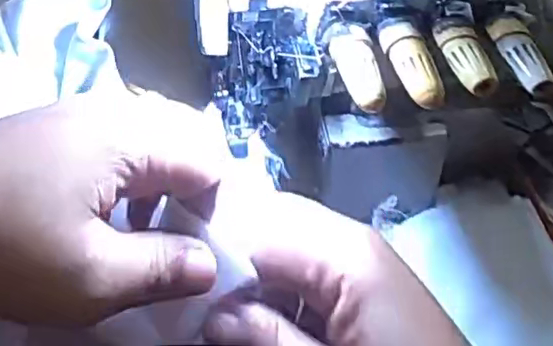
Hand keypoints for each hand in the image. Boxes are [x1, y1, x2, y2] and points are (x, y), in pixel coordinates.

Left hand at [0, 92, 228, 340]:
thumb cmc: (4, 253)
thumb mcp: (86, 281)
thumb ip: (159, 268)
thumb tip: (209, 265)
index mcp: (130, 136)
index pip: (206, 159)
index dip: (212, 207)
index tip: (190, 251)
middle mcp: (114, 105)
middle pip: (183, 136)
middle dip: (189, 186)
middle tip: (168, 238)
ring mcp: (81, 105)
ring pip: (150, 131)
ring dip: (157, 176)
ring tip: (132, 225)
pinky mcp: (54, 115)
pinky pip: (116, 129)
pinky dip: (125, 164)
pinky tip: (94, 204)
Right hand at [202, 193, 467, 345]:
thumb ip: (271, 338)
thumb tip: (214, 313)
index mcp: (347, 251)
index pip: (267, 219)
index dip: (221, 239)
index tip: (183, 266)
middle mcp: (355, 241)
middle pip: (279, 226)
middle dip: (237, 257)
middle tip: (196, 293)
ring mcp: (365, 262)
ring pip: (293, 249)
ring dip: (258, 277)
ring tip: (219, 312)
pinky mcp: (369, 287)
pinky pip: (315, 274)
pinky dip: (286, 292)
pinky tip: (263, 322)